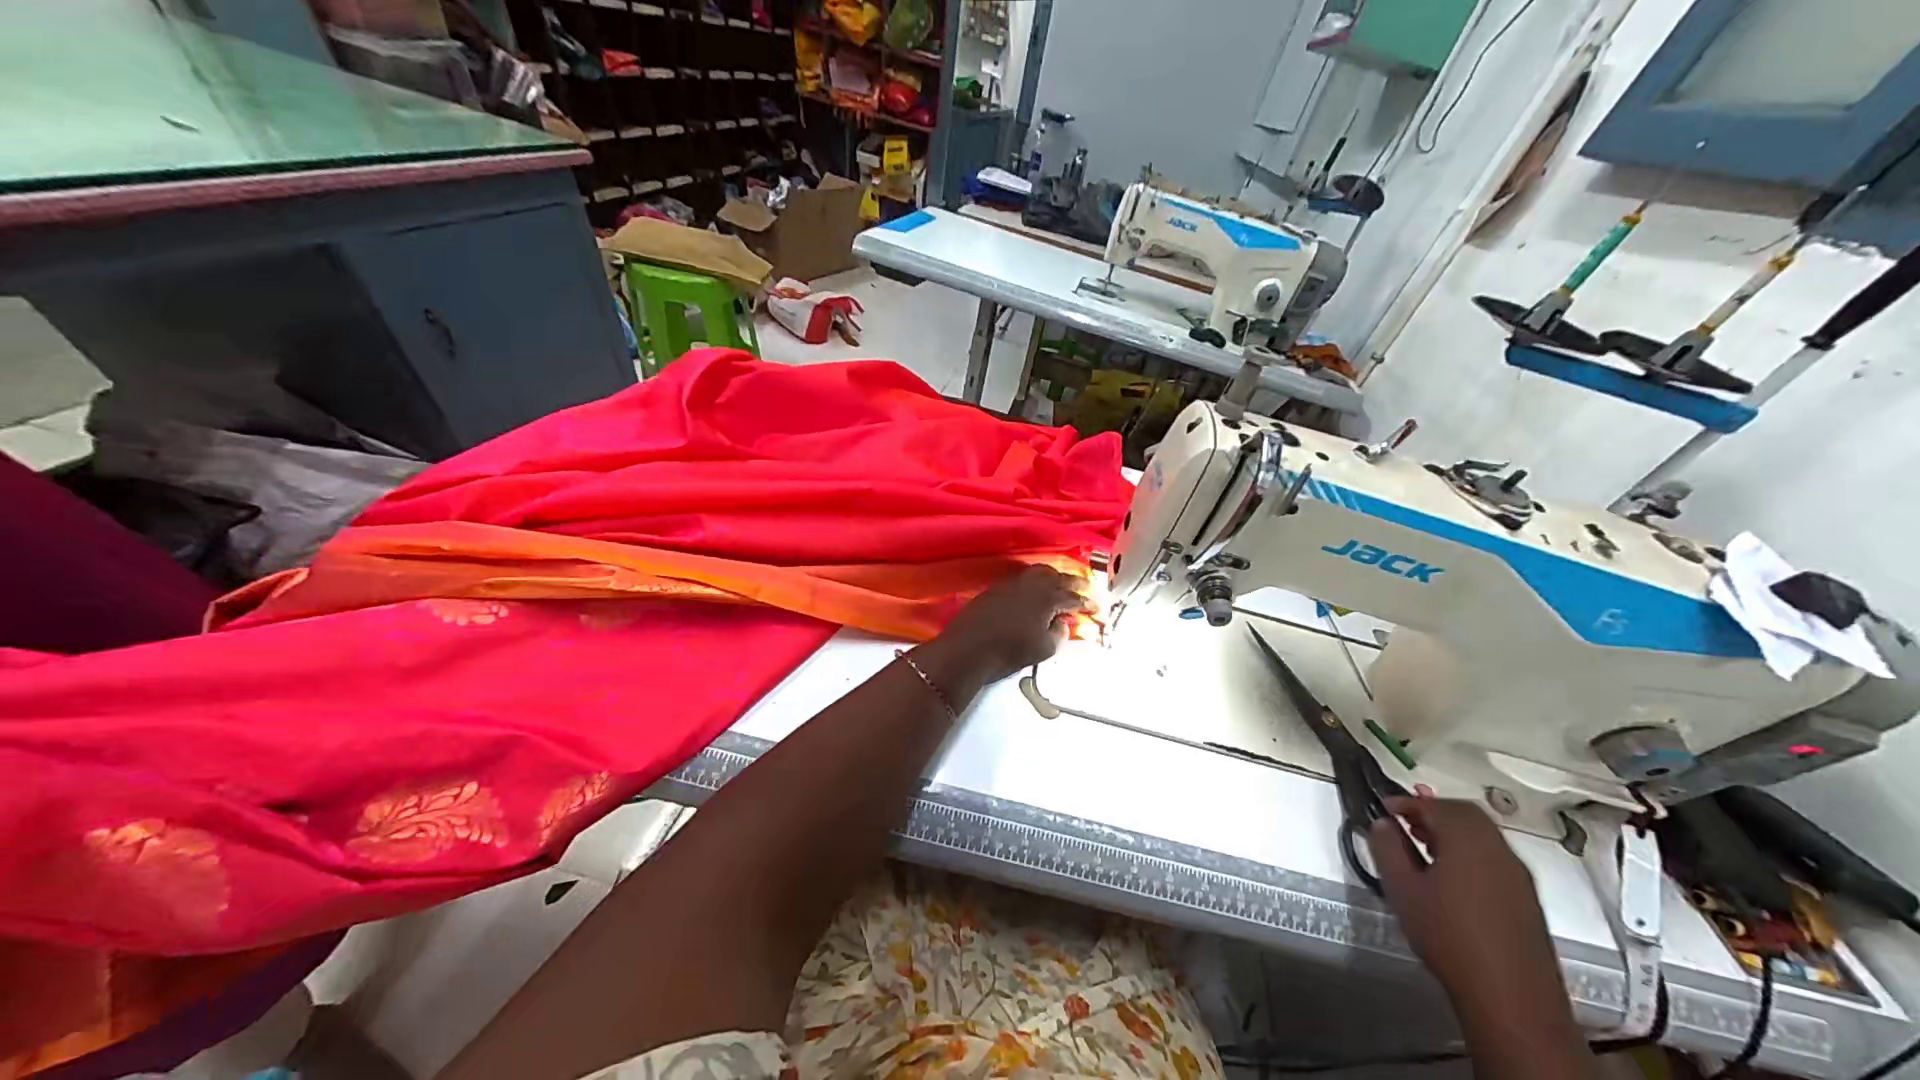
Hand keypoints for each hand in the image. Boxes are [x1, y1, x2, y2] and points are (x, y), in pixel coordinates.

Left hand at [919, 566, 1092, 688]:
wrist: (968, 648)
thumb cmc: (1010, 651)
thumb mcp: (1044, 649)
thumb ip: (1059, 633)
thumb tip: (1063, 623)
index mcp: (1048, 598)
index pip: (1073, 597)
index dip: (1086, 602)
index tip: (1096, 606)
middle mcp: (1031, 585)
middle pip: (1057, 578)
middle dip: (1074, 582)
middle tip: (1085, 586)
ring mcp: (1011, 584)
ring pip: (1038, 573)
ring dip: (1053, 577)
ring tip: (1061, 583)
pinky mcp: (995, 588)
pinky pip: (1022, 578)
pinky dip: (1035, 581)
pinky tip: (1034, 589)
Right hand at [1368, 797, 1565, 1022]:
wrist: (1510, 996)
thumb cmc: (1447, 934)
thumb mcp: (1402, 888)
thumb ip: (1388, 848)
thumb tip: (1384, 824)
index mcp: (1467, 840)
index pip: (1435, 805)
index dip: (1407, 801)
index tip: (1385, 807)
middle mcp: (1498, 849)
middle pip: (1466, 813)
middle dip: (1433, 811)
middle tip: (1406, 821)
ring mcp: (1518, 874)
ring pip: (1483, 835)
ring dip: (1453, 831)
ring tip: (1424, 846)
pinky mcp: (1527, 898)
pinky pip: (1494, 857)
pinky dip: (1470, 851)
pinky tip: (1451, 875)